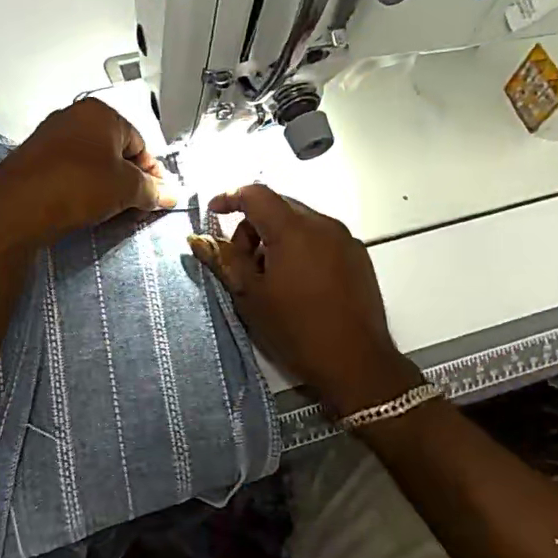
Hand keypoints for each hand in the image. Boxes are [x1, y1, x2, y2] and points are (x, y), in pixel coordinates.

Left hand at [0, 98, 175, 246]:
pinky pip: (67, 172)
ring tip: (108, 210)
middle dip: (127, 179)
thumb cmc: (75, 185)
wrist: (17, 207)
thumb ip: (152, 190)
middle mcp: (72, 117)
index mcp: (100, 112)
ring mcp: (49, 138)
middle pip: (114, 150)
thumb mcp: (126, 189)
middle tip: (135, 205)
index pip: (140, 142)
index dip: (152, 171)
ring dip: (104, 186)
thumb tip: (168, 194)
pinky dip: (79, 189)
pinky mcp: (32, 161)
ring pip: (90, 163)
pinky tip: (81, 208)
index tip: (158, 195)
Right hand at [188, 184, 418, 414]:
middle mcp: (323, 225)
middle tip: (242, 261)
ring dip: (277, 237)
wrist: (356, 363)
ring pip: (300, 222)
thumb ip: (224, 260)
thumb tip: (198, 239)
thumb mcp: (250, 296)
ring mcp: (345, 240)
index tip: (213, 212)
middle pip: (278, 206)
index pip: (256, 194)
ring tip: (269, 276)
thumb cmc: (296, 329)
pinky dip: (300, 247)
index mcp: (294, 230)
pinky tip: (296, 282)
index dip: (230, 197)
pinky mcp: (358, 257)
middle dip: (253, 225)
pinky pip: (320, 238)